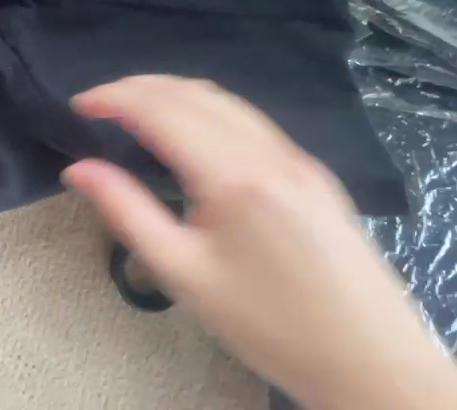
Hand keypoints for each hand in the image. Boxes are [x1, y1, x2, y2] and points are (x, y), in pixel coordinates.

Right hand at [62, 76, 456, 409]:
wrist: (379, 369)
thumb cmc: (271, 327)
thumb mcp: (185, 276)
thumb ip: (127, 212)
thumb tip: (77, 169)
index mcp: (234, 177)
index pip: (160, 109)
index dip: (112, 98)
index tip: (78, 106)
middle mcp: (268, 154)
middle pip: (189, 92)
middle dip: (135, 88)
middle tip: (97, 105)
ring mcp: (297, 160)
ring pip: (221, 99)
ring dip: (169, 93)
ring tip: (132, 111)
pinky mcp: (312, 173)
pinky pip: (246, 118)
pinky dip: (202, 107)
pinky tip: (186, 132)